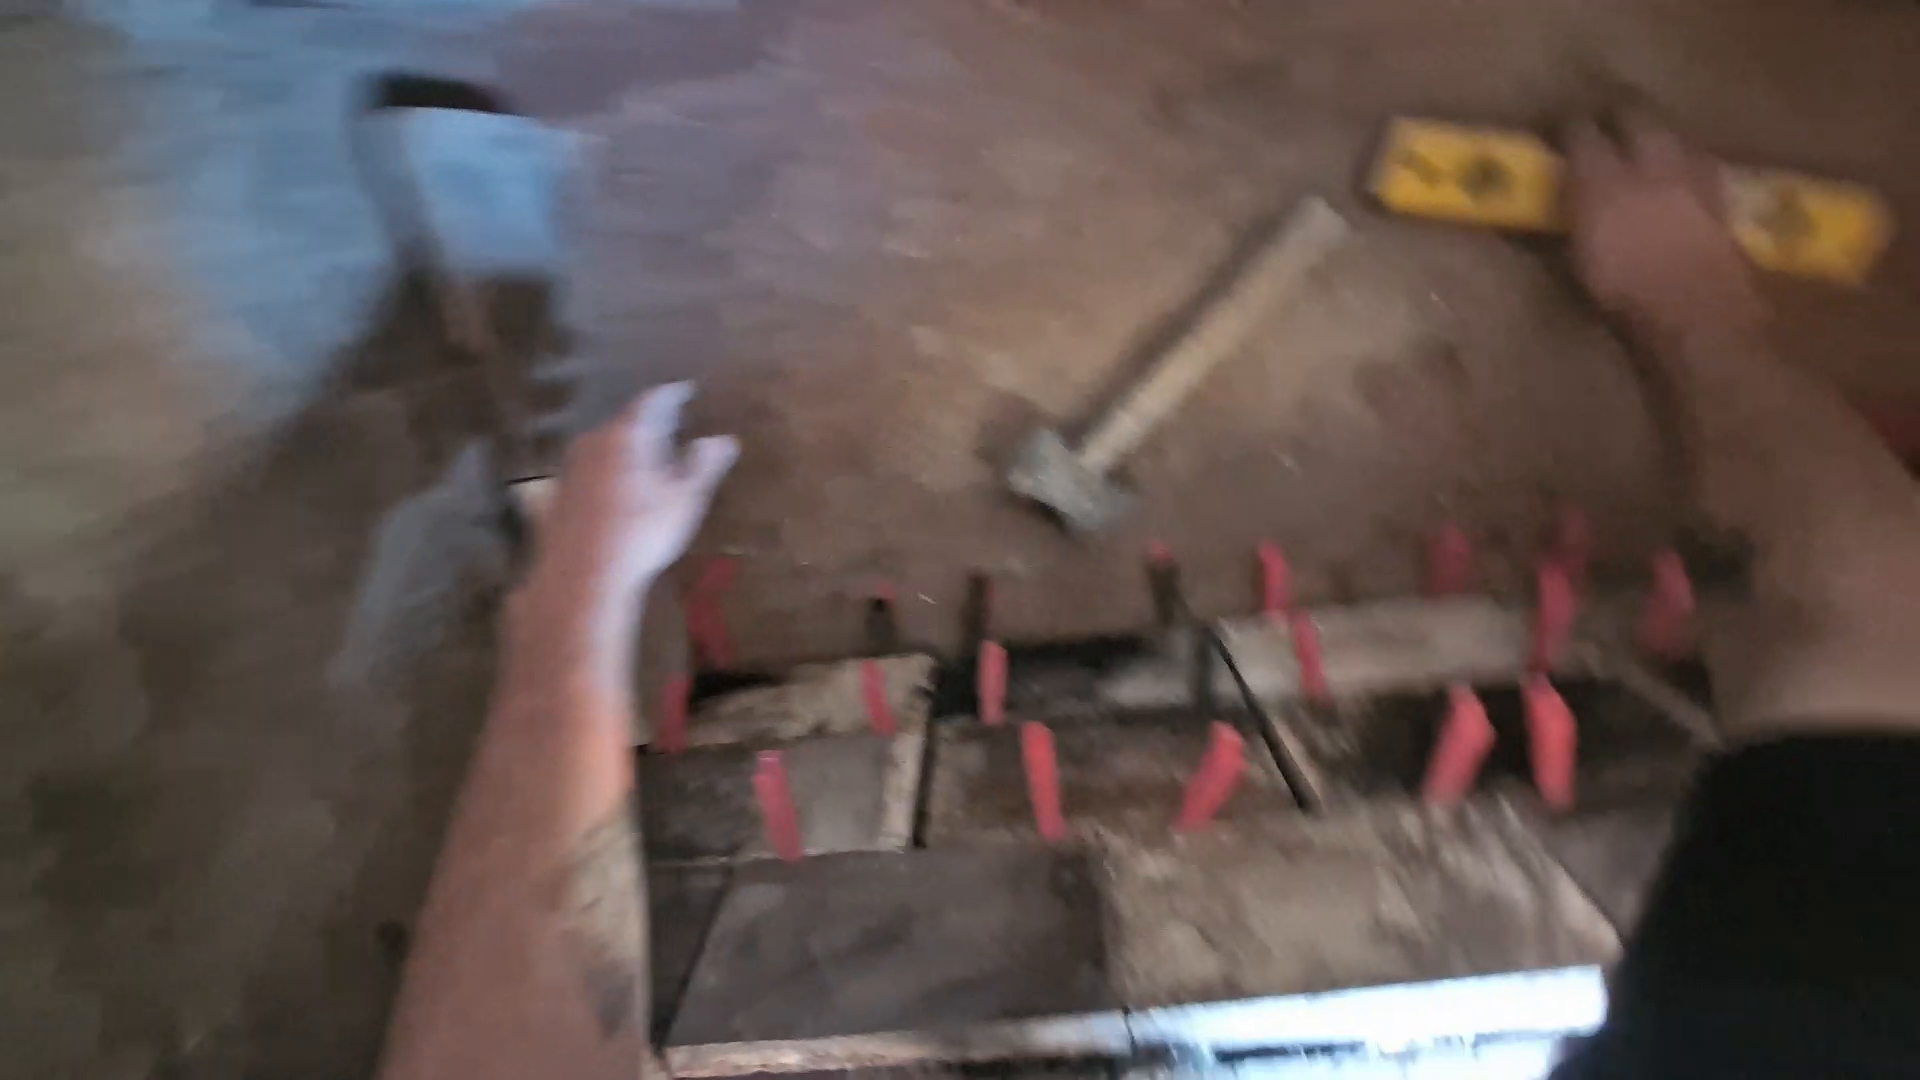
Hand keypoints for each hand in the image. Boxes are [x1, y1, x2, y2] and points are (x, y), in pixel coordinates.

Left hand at [534, 382, 738, 609]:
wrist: (584, 574)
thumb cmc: (643, 532)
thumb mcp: (684, 498)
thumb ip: (704, 465)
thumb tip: (724, 439)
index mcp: (626, 435)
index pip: (651, 401)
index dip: (672, 394)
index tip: (687, 390)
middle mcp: (594, 441)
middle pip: (627, 421)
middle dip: (653, 421)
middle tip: (675, 422)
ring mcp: (573, 466)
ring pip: (608, 444)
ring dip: (632, 445)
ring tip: (653, 453)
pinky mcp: (563, 491)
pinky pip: (595, 466)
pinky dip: (615, 466)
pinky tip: (626, 485)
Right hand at [1566, 116, 1760, 335]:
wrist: (1691, 306)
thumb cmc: (1619, 291)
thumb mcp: (1571, 265)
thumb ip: (1559, 231)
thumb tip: (1540, 221)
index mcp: (1603, 183)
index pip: (1582, 137)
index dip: (1567, 127)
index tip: (1555, 128)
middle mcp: (1649, 166)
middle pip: (1636, 119)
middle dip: (1616, 116)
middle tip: (1600, 122)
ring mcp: (1690, 174)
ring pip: (1670, 136)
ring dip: (1651, 135)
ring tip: (1637, 146)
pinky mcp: (1718, 190)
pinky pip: (1694, 161)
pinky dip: (1678, 162)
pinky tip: (1672, 176)